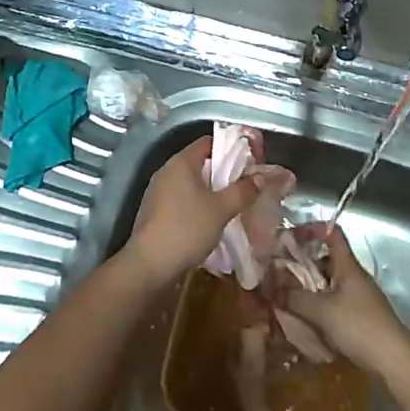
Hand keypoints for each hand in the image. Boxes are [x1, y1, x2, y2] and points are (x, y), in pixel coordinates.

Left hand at [125, 136, 257, 286]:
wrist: (148, 268)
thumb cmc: (186, 229)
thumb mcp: (222, 209)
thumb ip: (243, 190)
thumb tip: (260, 178)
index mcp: (181, 163)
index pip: (209, 142)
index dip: (232, 148)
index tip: (250, 162)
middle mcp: (167, 172)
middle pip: (202, 162)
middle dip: (225, 172)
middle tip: (246, 184)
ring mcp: (158, 193)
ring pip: (193, 183)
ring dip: (213, 190)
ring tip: (233, 203)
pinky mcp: (156, 213)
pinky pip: (183, 199)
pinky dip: (199, 204)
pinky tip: (212, 220)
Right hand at [283, 225, 409, 375]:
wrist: (392, 359)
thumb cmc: (358, 326)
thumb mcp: (323, 311)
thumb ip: (296, 298)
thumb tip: (271, 287)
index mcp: (347, 265)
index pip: (332, 233)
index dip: (313, 229)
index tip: (290, 238)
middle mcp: (353, 276)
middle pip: (326, 259)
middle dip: (302, 264)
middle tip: (278, 274)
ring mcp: (357, 296)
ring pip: (328, 283)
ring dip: (308, 287)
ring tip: (285, 297)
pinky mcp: (358, 316)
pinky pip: (332, 302)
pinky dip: (317, 305)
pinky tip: (303, 318)